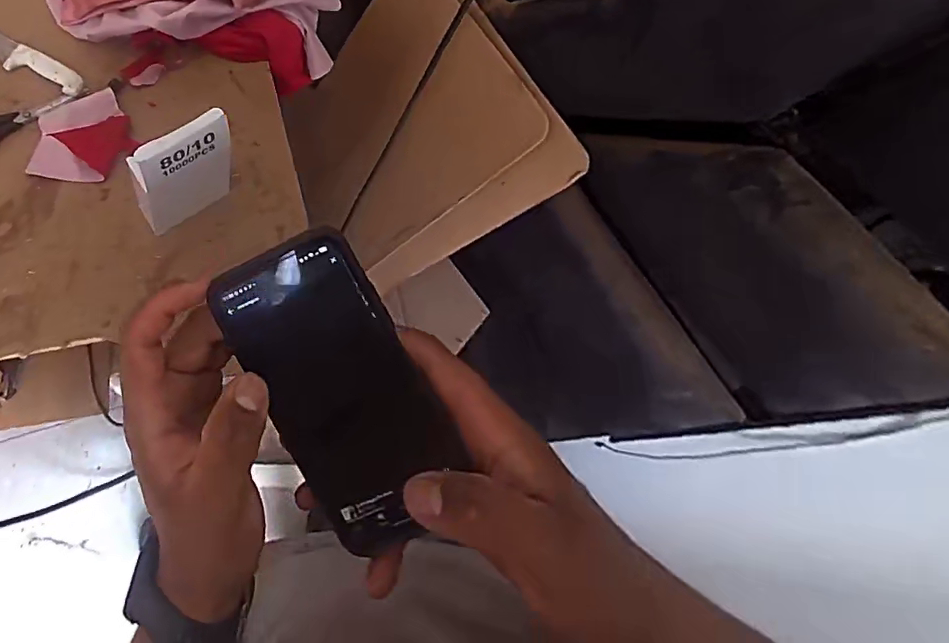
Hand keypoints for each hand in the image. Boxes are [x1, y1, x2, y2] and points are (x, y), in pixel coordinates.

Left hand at [119, 280, 267, 622]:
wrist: (211, 575)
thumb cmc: (201, 537)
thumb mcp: (214, 488)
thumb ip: (231, 435)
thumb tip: (253, 378)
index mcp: (151, 414)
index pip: (141, 344)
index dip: (163, 307)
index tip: (204, 286)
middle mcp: (167, 402)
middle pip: (181, 342)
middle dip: (212, 317)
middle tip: (258, 302)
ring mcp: (192, 407)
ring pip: (205, 353)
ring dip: (231, 332)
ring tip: (267, 314)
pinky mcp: (216, 415)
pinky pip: (227, 371)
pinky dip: (245, 354)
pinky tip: (269, 347)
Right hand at [356, 329, 764, 642]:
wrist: (629, 626)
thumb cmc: (593, 575)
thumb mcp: (537, 541)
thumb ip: (481, 508)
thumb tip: (412, 484)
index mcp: (499, 435)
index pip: (447, 370)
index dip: (405, 344)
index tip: (355, 334)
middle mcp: (484, 448)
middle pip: (419, 410)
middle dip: (370, 413)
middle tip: (319, 425)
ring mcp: (481, 481)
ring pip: (413, 461)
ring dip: (372, 479)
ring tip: (324, 501)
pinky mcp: (478, 515)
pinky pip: (424, 507)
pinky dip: (396, 529)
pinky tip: (377, 563)